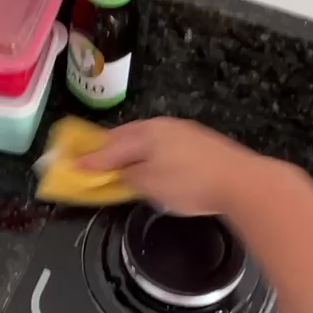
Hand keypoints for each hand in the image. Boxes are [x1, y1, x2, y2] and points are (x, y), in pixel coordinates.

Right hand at [73, 117, 266, 215]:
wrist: (242, 183)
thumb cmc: (193, 183)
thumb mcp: (149, 185)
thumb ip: (125, 177)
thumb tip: (114, 174)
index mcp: (145, 133)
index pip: (107, 147)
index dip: (88, 159)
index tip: (70, 166)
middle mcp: (162, 127)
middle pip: (125, 138)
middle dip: (106, 150)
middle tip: (88, 162)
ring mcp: (182, 133)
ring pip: (145, 141)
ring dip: (127, 152)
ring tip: (116, 166)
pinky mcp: (197, 144)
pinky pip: (162, 146)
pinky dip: (148, 156)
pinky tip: (149, 167)